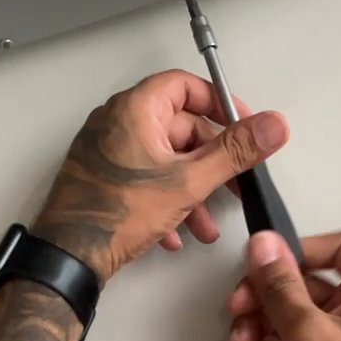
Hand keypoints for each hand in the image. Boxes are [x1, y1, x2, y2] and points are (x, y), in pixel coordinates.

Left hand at [34, 70, 288, 280]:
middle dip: (210, 163)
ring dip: (191, 191)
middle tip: (233, 184)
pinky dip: (164, 201)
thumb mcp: (188, 182)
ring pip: (163, 161)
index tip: (241, 126)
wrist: (69, 255)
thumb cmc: (113, 214)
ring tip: (205, 224)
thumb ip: (234, 152)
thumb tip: (271, 126)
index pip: (185, 86)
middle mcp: (116, 123)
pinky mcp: (100, 178)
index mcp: (135, 109)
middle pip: (178, 128)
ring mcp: (105, 152)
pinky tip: (175, 232)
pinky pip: (142, 180)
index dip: (219, 104)